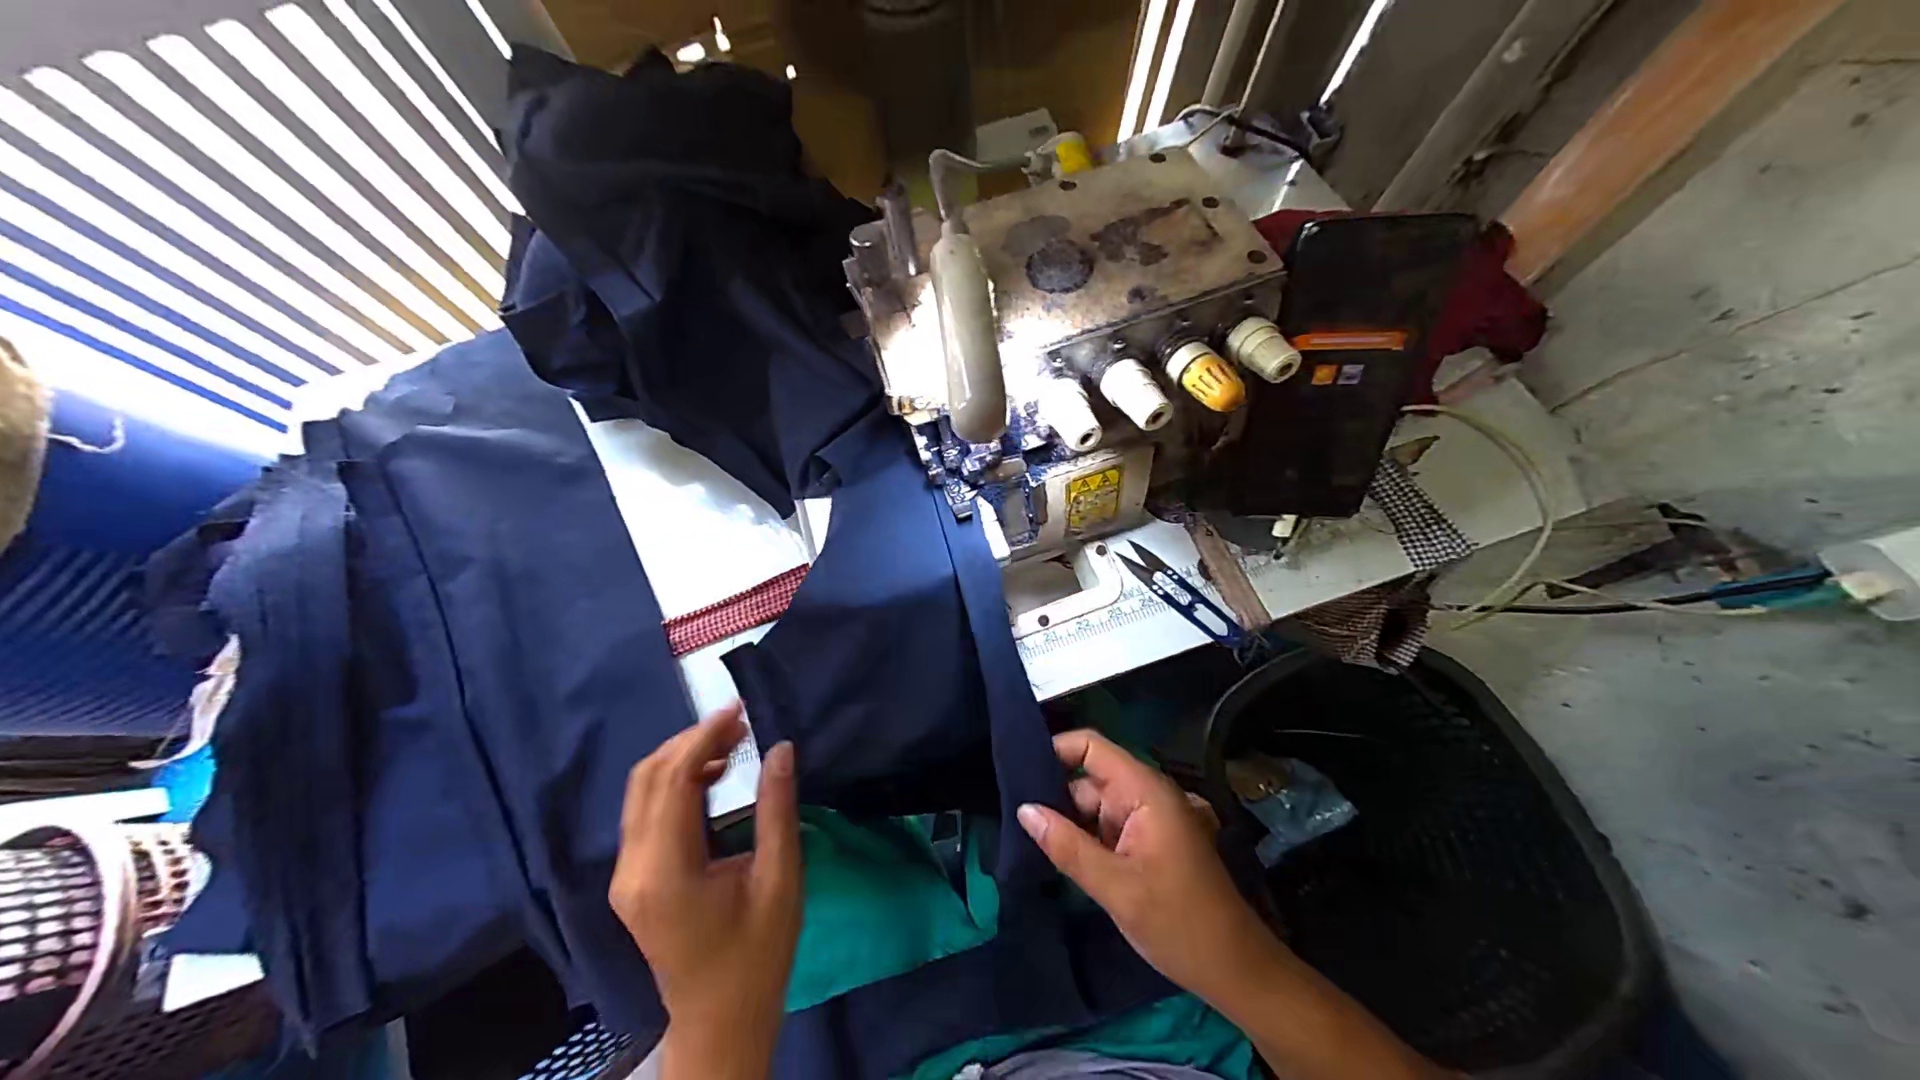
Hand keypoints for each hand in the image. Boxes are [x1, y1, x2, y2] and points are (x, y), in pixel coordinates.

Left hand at [609, 703, 799, 1079]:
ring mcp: (626, 877)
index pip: (672, 780)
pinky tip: (713, 777)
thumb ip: (776, 810)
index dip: (703, 736)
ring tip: (733, 745)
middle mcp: (632, 869)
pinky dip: (676, 783)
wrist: (720, 1021)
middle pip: (647, 778)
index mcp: (665, 871)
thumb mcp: (780, 880)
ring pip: (641, 792)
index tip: (739, 709)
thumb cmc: (757, 955)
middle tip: (740, 725)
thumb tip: (781, 748)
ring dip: (683, 759)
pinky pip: (646, 813)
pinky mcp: (632, 880)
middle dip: (691, 740)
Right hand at [1016, 729, 1274, 1003]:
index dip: (1054, 750)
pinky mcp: (1146, 841)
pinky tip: (1056, 854)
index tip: (1016, 771)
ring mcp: (1147, 818)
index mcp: (1145, 791)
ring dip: (1066, 820)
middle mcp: (1146, 795)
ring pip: (1093, 805)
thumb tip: (1023, 809)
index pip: (1090, 746)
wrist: (1236, 971)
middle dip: (1053, 794)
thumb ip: (1067, 845)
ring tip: (1027, 838)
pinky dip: (1083, 838)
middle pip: (1087, 777)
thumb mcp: (1116, 887)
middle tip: (1012, 816)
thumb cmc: (1180, 924)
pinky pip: (1105, 827)